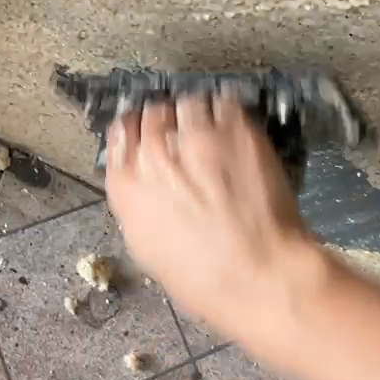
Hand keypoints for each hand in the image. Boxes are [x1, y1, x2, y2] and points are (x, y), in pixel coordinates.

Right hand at [104, 92, 325, 342]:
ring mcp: (196, 136)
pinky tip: (234, 128)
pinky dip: (227, 110)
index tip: (149, 134)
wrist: (258, 275)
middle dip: (167, 121)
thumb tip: (143, 182)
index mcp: (126, 183)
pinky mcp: (236, 129)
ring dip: (198, 114)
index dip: (137, 131)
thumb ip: (137, 201)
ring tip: (213, 130)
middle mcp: (154, 152)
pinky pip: (224, 102)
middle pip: (154, 112)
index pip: (121, 132)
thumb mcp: (145, 246)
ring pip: (188, 102)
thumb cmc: (201, 278)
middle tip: (184, 134)